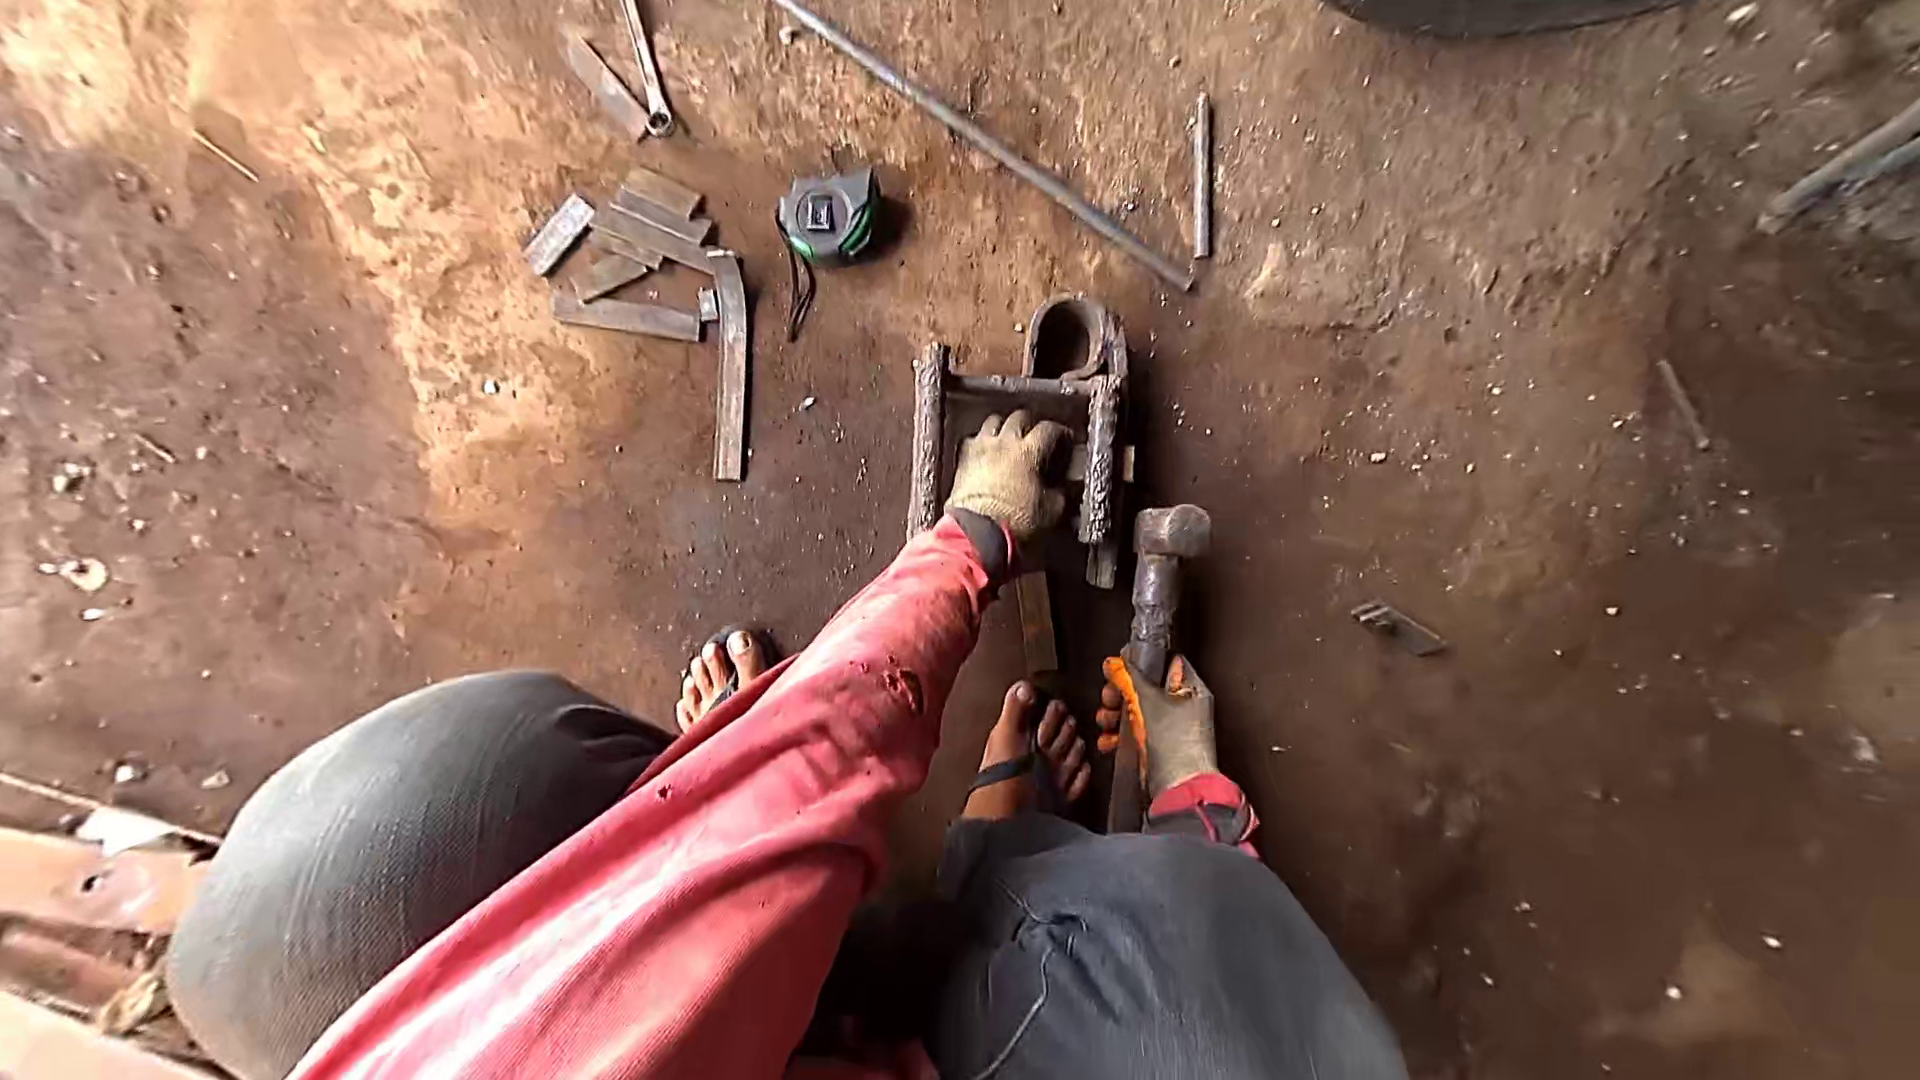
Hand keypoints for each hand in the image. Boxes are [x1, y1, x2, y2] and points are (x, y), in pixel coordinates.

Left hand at [945, 410, 1071, 540]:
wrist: (977, 534)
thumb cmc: (1014, 523)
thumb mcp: (1050, 511)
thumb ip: (1062, 493)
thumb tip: (1067, 489)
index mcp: (1029, 452)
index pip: (1049, 429)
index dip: (1060, 432)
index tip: (1064, 439)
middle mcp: (1004, 444)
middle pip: (1019, 417)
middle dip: (1030, 423)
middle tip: (1036, 435)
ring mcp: (980, 450)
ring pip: (993, 422)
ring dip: (1004, 427)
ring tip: (1010, 438)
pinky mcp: (963, 462)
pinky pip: (972, 440)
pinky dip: (982, 442)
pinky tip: (987, 453)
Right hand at [1097, 654, 1216, 794]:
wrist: (1177, 789)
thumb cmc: (1176, 745)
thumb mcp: (1148, 700)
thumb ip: (1129, 676)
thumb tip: (1117, 661)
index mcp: (1191, 690)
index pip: (1166, 662)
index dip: (1142, 660)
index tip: (1122, 664)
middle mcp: (1182, 706)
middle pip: (1144, 685)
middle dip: (1120, 690)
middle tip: (1110, 695)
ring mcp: (1168, 727)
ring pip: (1134, 708)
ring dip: (1114, 713)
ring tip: (1106, 718)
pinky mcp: (1156, 745)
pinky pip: (1132, 731)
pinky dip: (1117, 734)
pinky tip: (1108, 738)